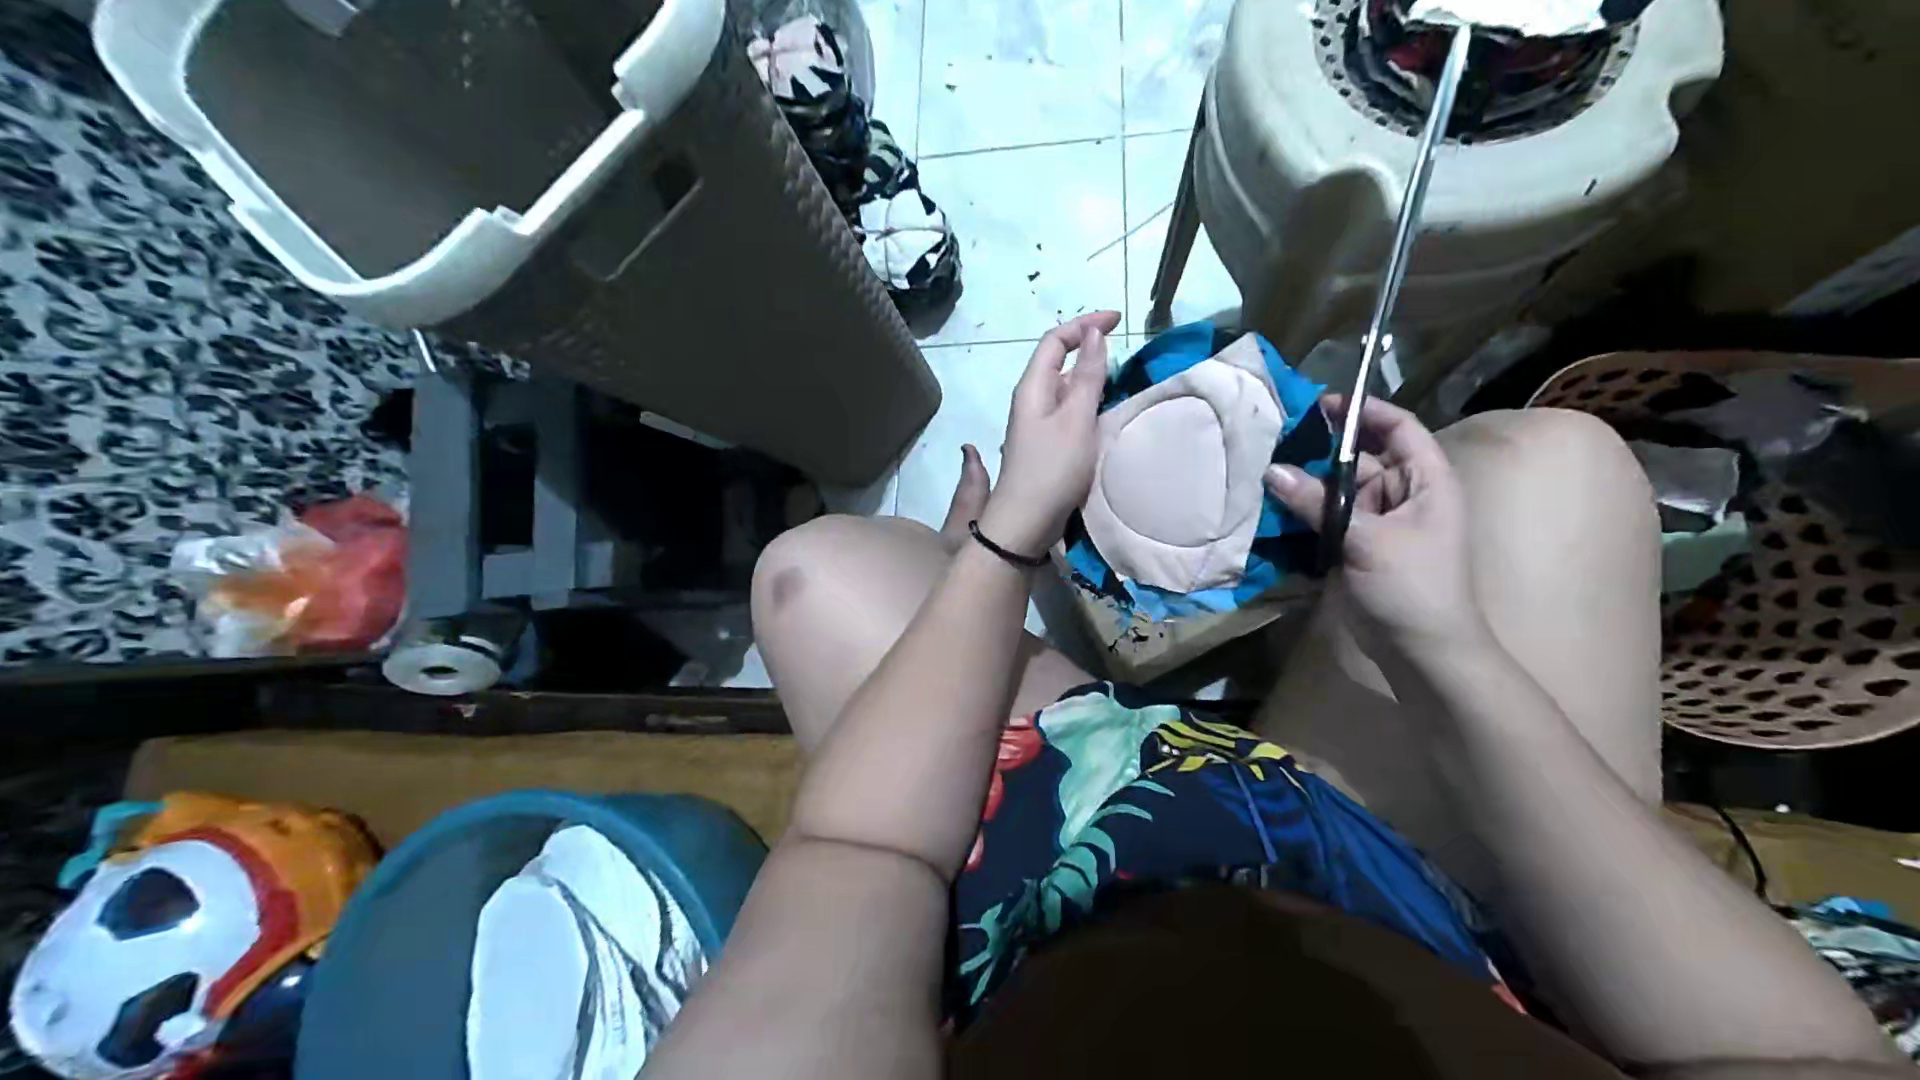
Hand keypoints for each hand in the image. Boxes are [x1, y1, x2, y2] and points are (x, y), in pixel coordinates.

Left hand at [971, 311, 1120, 556]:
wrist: (1026, 522)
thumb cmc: (1052, 468)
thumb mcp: (1076, 418)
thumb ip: (1087, 375)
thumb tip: (1093, 333)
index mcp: (1033, 387)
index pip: (1056, 340)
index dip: (1085, 324)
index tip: (1119, 320)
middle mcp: (1032, 400)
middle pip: (1059, 361)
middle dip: (1090, 349)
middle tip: (1124, 353)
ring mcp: (1037, 424)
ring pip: (1065, 388)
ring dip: (1091, 378)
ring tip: (1121, 381)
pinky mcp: (1046, 445)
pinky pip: (1068, 412)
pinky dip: (1087, 403)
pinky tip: (1104, 414)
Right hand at [1264, 394, 1486, 649]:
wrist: (1418, 649)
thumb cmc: (1413, 586)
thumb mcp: (1366, 538)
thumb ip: (1318, 503)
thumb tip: (1271, 470)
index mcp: (1425, 482)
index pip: (1399, 430)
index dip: (1365, 412)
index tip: (1323, 404)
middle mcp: (1400, 495)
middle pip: (1358, 459)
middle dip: (1320, 450)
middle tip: (1275, 438)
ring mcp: (1373, 523)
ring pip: (1334, 491)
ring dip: (1304, 483)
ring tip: (1262, 468)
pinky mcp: (1350, 546)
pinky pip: (1322, 518)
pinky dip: (1299, 511)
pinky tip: (1269, 505)